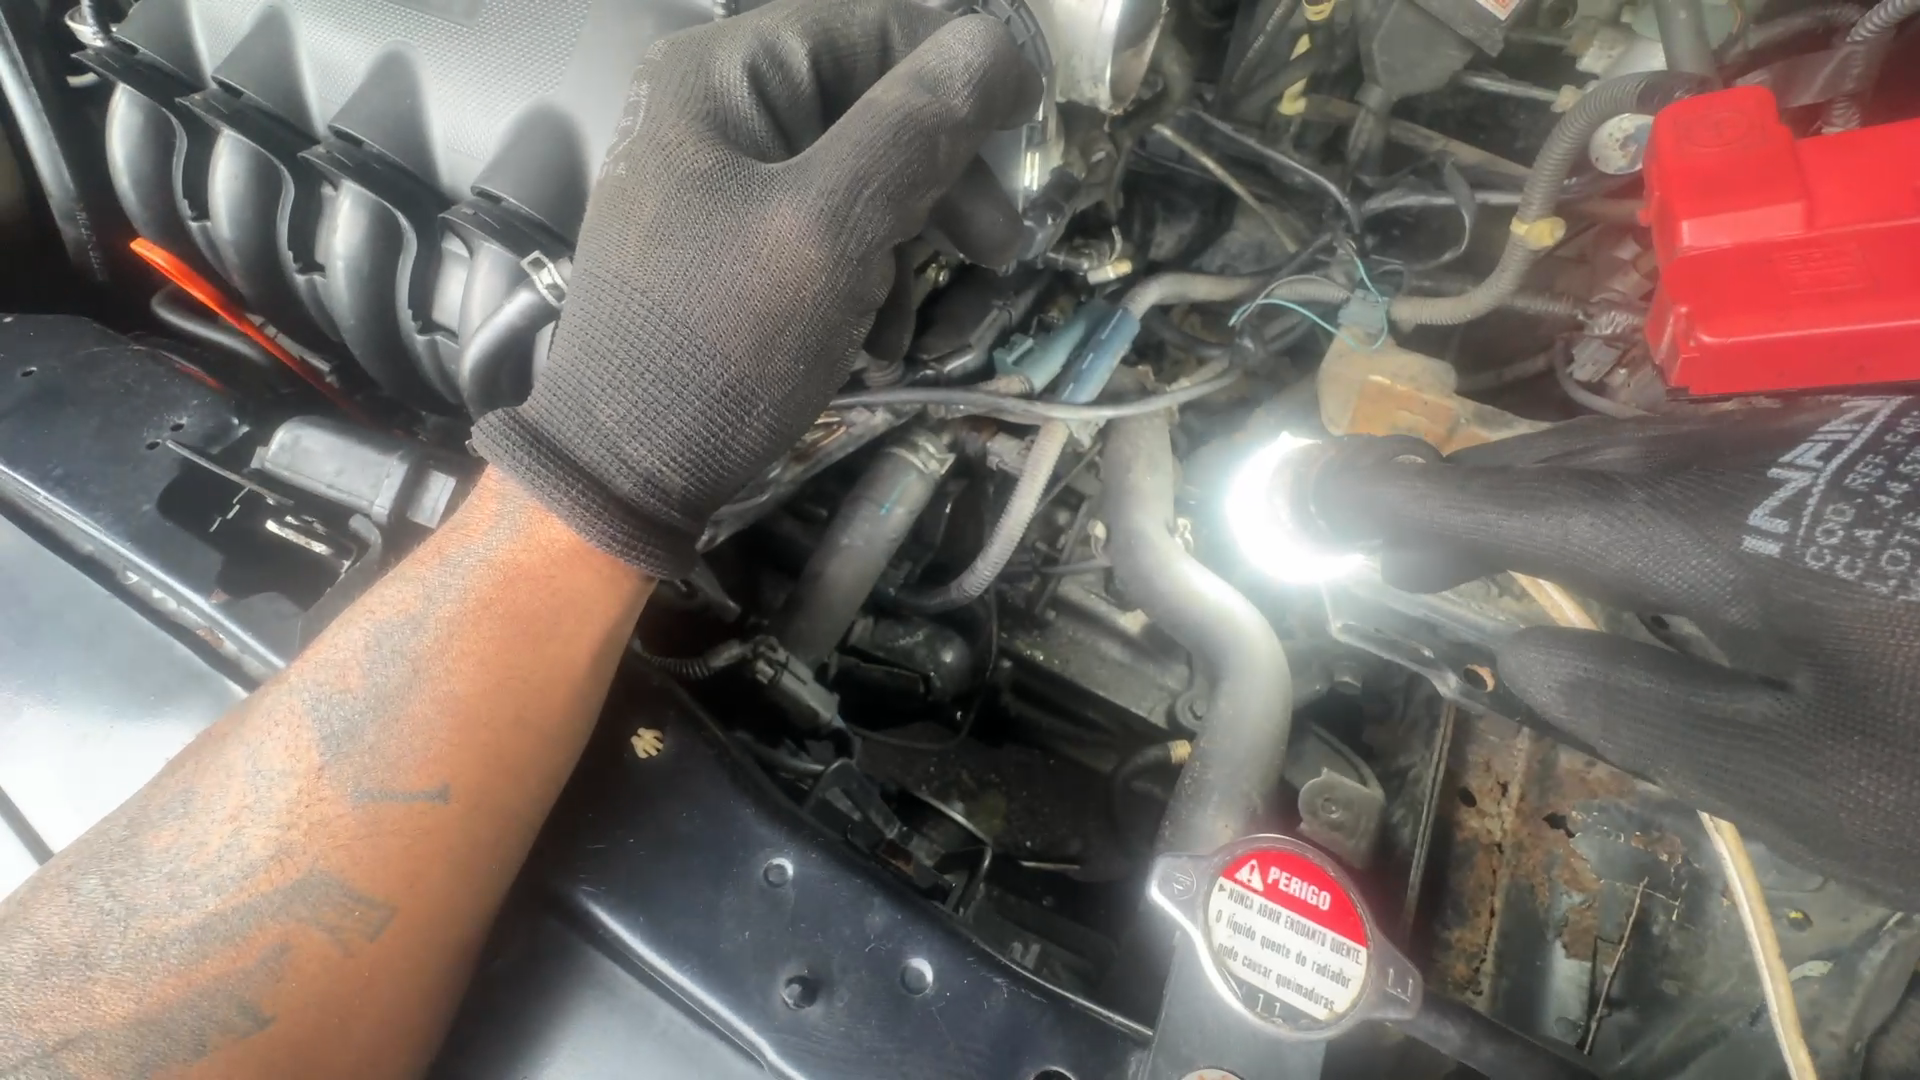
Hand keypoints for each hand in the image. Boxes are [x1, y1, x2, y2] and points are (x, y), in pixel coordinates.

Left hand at [472, 0, 1036, 576]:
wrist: (630, 467)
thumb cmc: (723, 345)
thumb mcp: (827, 232)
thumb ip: (912, 132)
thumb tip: (1001, 45)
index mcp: (729, 77)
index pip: (873, 33)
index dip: (958, 76)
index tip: (1026, 136)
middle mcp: (723, 117)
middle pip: (869, 116)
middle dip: (940, 184)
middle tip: (999, 250)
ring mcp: (726, 193)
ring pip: (856, 190)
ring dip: (907, 252)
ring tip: (915, 327)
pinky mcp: (736, 260)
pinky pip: (825, 246)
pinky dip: (866, 288)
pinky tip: (878, 341)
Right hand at [1316, 399, 1919, 907]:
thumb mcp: (1818, 789)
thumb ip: (1635, 710)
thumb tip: (1517, 649)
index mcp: (1723, 537)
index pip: (1508, 506)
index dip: (1395, 498)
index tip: (1309, 491)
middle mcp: (1751, 469)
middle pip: (1550, 463)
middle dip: (1443, 502)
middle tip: (1374, 550)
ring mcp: (1814, 455)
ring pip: (1613, 454)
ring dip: (1513, 499)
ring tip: (1449, 548)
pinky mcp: (1860, 466)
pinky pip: (1682, 467)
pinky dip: (1594, 500)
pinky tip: (1586, 544)